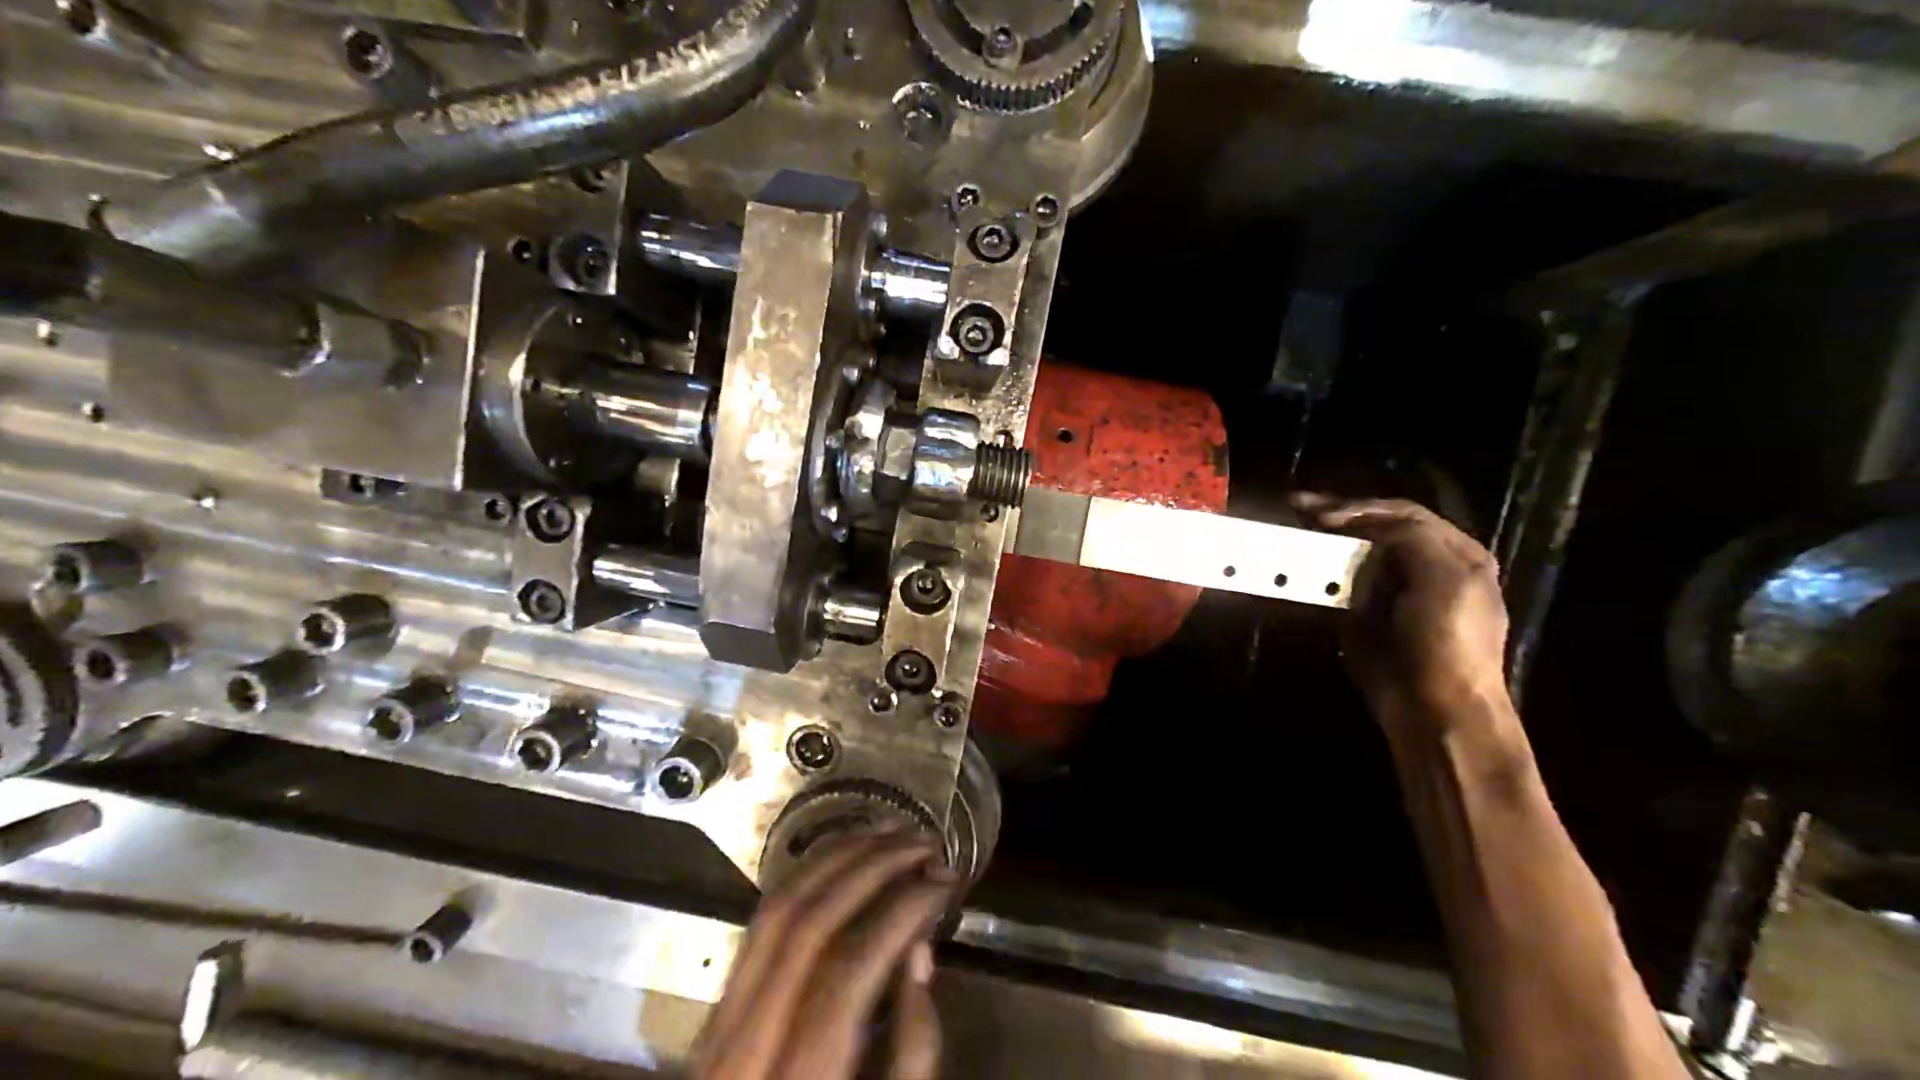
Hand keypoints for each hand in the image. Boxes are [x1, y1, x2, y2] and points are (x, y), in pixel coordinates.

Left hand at [693, 831, 952, 1079]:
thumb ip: (912, 1056)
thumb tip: (917, 952)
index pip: (849, 968)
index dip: (902, 910)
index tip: (946, 879)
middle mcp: (743, 1044)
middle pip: (807, 924)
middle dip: (873, 868)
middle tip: (924, 842)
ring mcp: (718, 1022)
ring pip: (775, 910)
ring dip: (836, 857)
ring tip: (889, 830)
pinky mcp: (716, 1008)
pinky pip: (760, 924)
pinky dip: (805, 878)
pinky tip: (841, 856)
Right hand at [1291, 494, 1509, 725]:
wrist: (1433, 706)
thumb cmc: (1448, 640)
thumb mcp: (1445, 578)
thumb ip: (1410, 538)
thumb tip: (1364, 525)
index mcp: (1454, 553)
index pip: (1403, 514)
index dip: (1361, 508)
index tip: (1321, 515)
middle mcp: (1421, 565)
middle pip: (1373, 529)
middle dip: (1335, 516)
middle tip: (1295, 506)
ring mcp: (1389, 591)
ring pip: (1351, 555)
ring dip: (1321, 542)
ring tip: (1289, 529)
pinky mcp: (1362, 615)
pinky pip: (1336, 586)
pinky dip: (1314, 574)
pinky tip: (1295, 566)